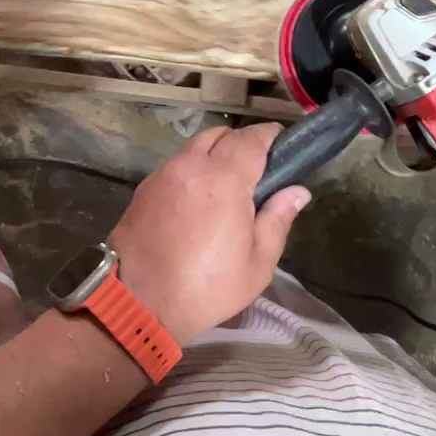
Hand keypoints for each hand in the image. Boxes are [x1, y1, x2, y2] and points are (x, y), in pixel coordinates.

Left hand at [107, 124, 310, 342]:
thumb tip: (297, 191)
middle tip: (258, 168)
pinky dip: (193, 168)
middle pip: (221, 134)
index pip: (251, 139)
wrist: (137, 301)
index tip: (282, 143)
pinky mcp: (145, 187)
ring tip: (227, 183)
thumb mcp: (257, 263)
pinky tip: (198, 197)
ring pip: (195, 146)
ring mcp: (163, 174)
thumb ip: (278, 219)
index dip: (270, 135)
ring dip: (215, 153)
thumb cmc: (205, 287)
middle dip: (243, 142)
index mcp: (224, 180)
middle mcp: (191, 166)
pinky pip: (176, 164)